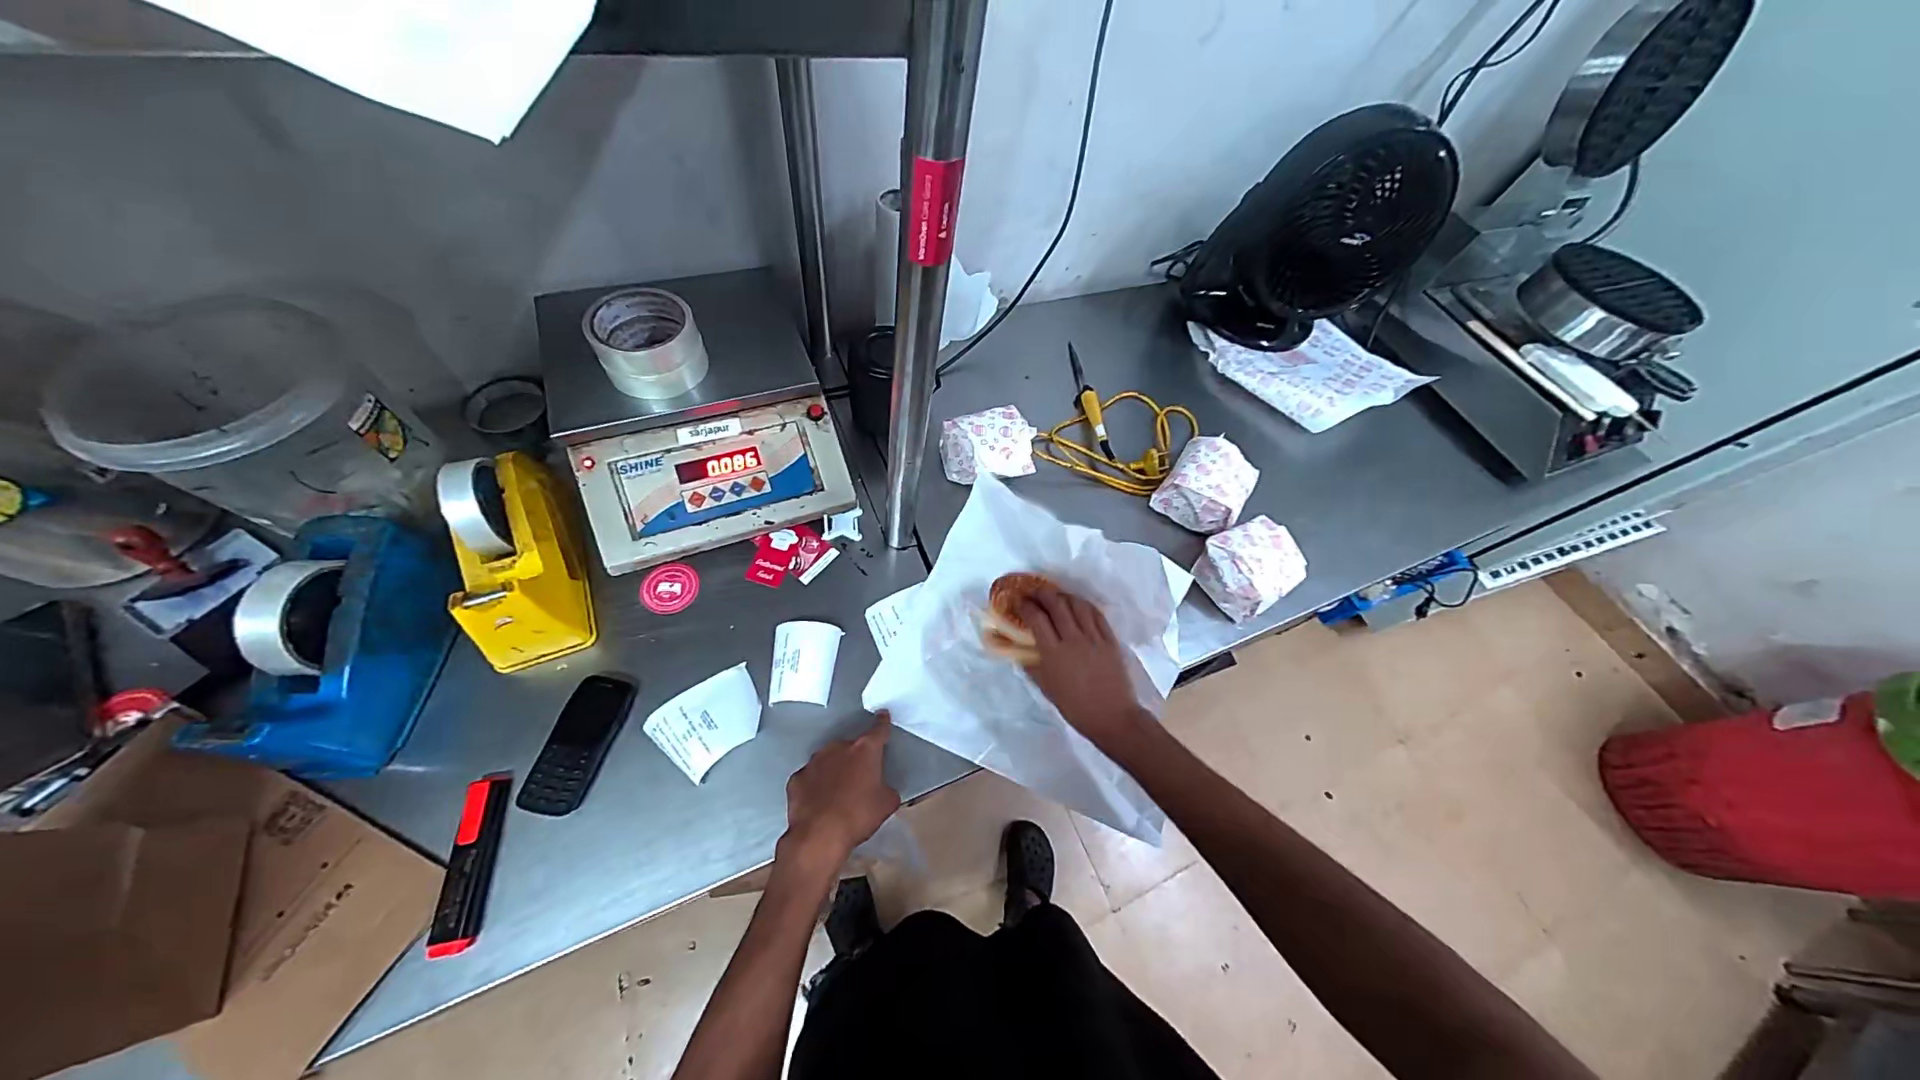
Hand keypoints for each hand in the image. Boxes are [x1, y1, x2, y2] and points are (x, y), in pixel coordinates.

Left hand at [778, 711, 900, 873]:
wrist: (819, 835)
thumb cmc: (858, 816)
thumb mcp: (887, 803)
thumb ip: (887, 788)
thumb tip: (882, 789)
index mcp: (864, 751)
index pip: (878, 730)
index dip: (882, 723)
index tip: (883, 716)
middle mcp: (838, 749)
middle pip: (850, 748)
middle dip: (855, 760)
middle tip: (859, 781)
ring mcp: (814, 762)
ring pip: (828, 760)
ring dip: (834, 771)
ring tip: (837, 795)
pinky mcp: (797, 778)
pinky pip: (810, 777)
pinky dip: (815, 785)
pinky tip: (819, 802)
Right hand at [1016, 588, 1152, 749]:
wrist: (1112, 717)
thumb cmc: (1075, 707)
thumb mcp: (1047, 689)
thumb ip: (1032, 668)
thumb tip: (1021, 654)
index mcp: (1053, 653)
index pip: (1036, 618)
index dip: (1026, 606)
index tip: (1019, 602)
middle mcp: (1072, 639)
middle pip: (1056, 605)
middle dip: (1043, 594)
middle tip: (1036, 592)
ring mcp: (1094, 638)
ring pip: (1078, 605)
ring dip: (1065, 596)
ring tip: (1057, 595)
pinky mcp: (1110, 640)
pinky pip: (1097, 615)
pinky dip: (1085, 605)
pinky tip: (1080, 604)